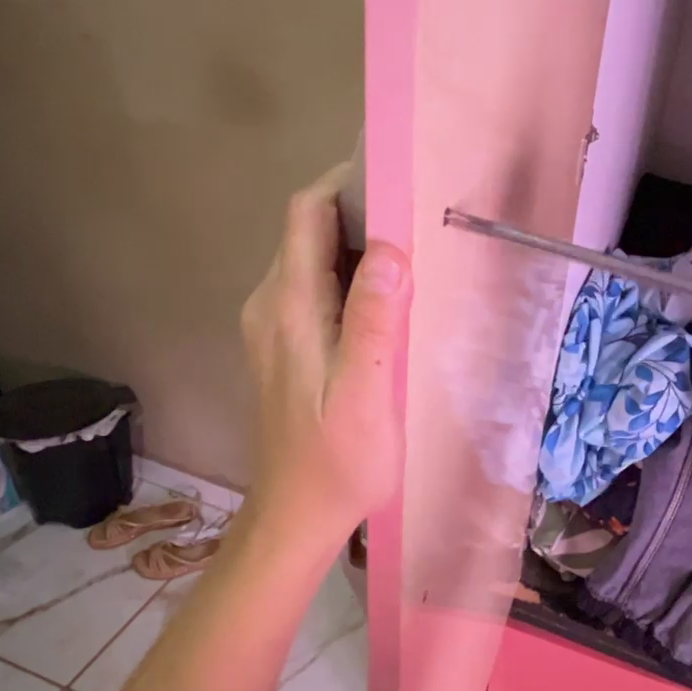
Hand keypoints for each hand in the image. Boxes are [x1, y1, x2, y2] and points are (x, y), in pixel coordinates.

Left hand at [239, 162, 409, 554]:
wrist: (295, 516)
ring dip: (358, 244)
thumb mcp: (366, 393)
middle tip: (421, 212)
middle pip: (308, 229)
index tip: (399, 174)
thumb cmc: (337, 461)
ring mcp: (272, 324)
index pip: (307, 213)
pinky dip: (349, 276)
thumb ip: (374, 320)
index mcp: (289, 306)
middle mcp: (270, 303)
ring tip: (415, 249)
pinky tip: (388, 298)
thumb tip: (393, 247)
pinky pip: (314, 287)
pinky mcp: (282, 344)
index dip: (346, 181)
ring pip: (313, 257)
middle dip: (360, 209)